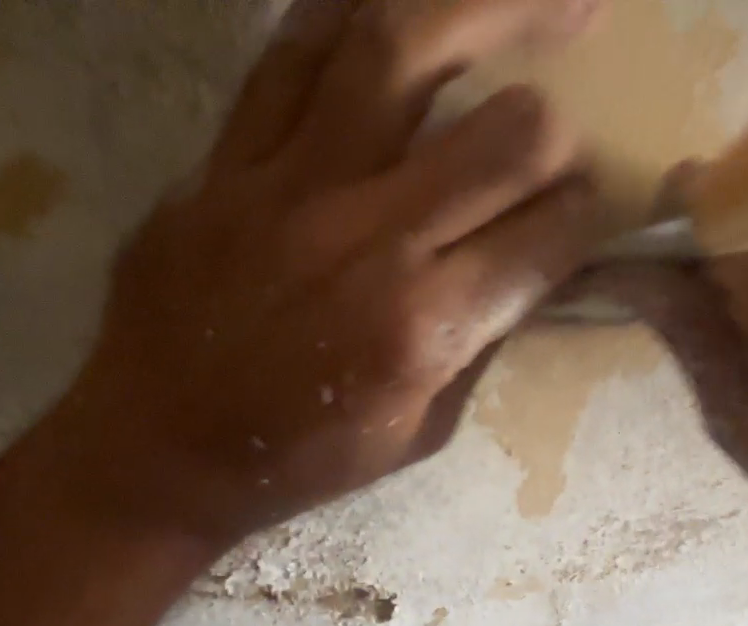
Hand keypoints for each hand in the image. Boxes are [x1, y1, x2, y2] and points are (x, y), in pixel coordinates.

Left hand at [50, 0, 605, 544]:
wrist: (159, 448)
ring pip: (399, 47)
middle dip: (557, 133)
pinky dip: (358, 11)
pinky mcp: (227, 156)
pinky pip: (294, 49)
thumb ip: (483, 341)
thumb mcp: (422, 430)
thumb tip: (536, 266)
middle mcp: (369, 239)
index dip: (587, 215)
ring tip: (550, 1)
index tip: (588, 211)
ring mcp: (290, 184)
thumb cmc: (303, 458)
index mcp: (424, 328)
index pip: (546, 237)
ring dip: (489, 8)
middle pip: (503, 139)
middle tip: (563, 135)